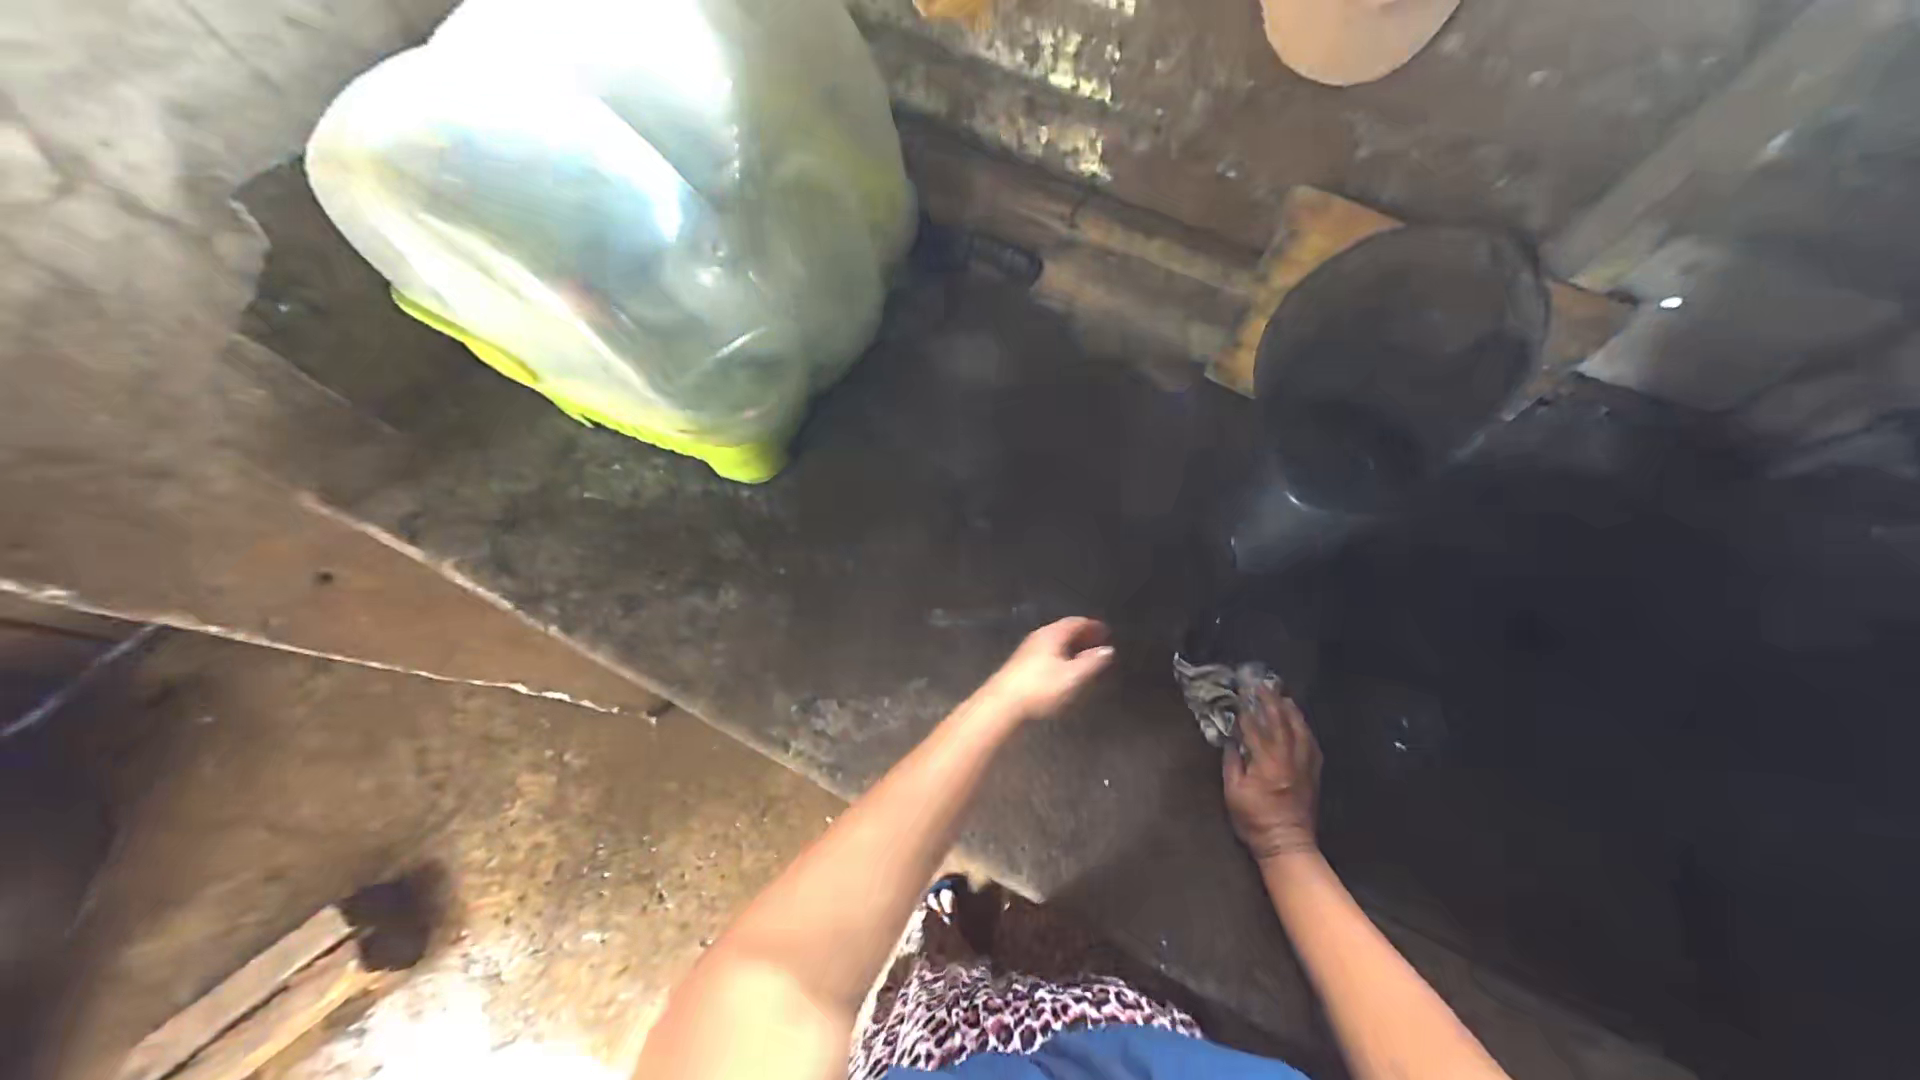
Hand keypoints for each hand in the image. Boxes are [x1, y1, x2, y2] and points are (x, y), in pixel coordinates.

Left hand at [975, 617, 1114, 723]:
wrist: (1003, 701)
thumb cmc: (1040, 687)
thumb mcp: (1072, 676)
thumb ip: (1092, 662)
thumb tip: (1108, 650)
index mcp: (1052, 634)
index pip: (1076, 622)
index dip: (1092, 625)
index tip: (1106, 631)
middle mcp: (1039, 636)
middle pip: (1065, 630)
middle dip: (1083, 635)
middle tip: (1098, 642)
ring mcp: (1028, 648)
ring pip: (1056, 640)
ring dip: (1072, 645)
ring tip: (1085, 655)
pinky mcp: (1022, 662)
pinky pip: (1048, 650)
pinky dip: (1062, 653)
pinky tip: (1065, 667)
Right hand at [1223, 686, 1322, 862]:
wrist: (1287, 844)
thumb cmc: (1254, 820)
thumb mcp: (1233, 792)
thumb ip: (1232, 762)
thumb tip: (1232, 740)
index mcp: (1267, 762)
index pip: (1255, 728)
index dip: (1247, 710)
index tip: (1239, 694)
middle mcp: (1289, 759)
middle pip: (1281, 723)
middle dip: (1271, 702)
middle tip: (1262, 685)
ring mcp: (1305, 765)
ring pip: (1300, 730)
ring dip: (1290, 711)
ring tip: (1282, 696)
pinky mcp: (1313, 773)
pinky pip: (1311, 743)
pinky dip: (1304, 728)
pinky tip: (1299, 722)